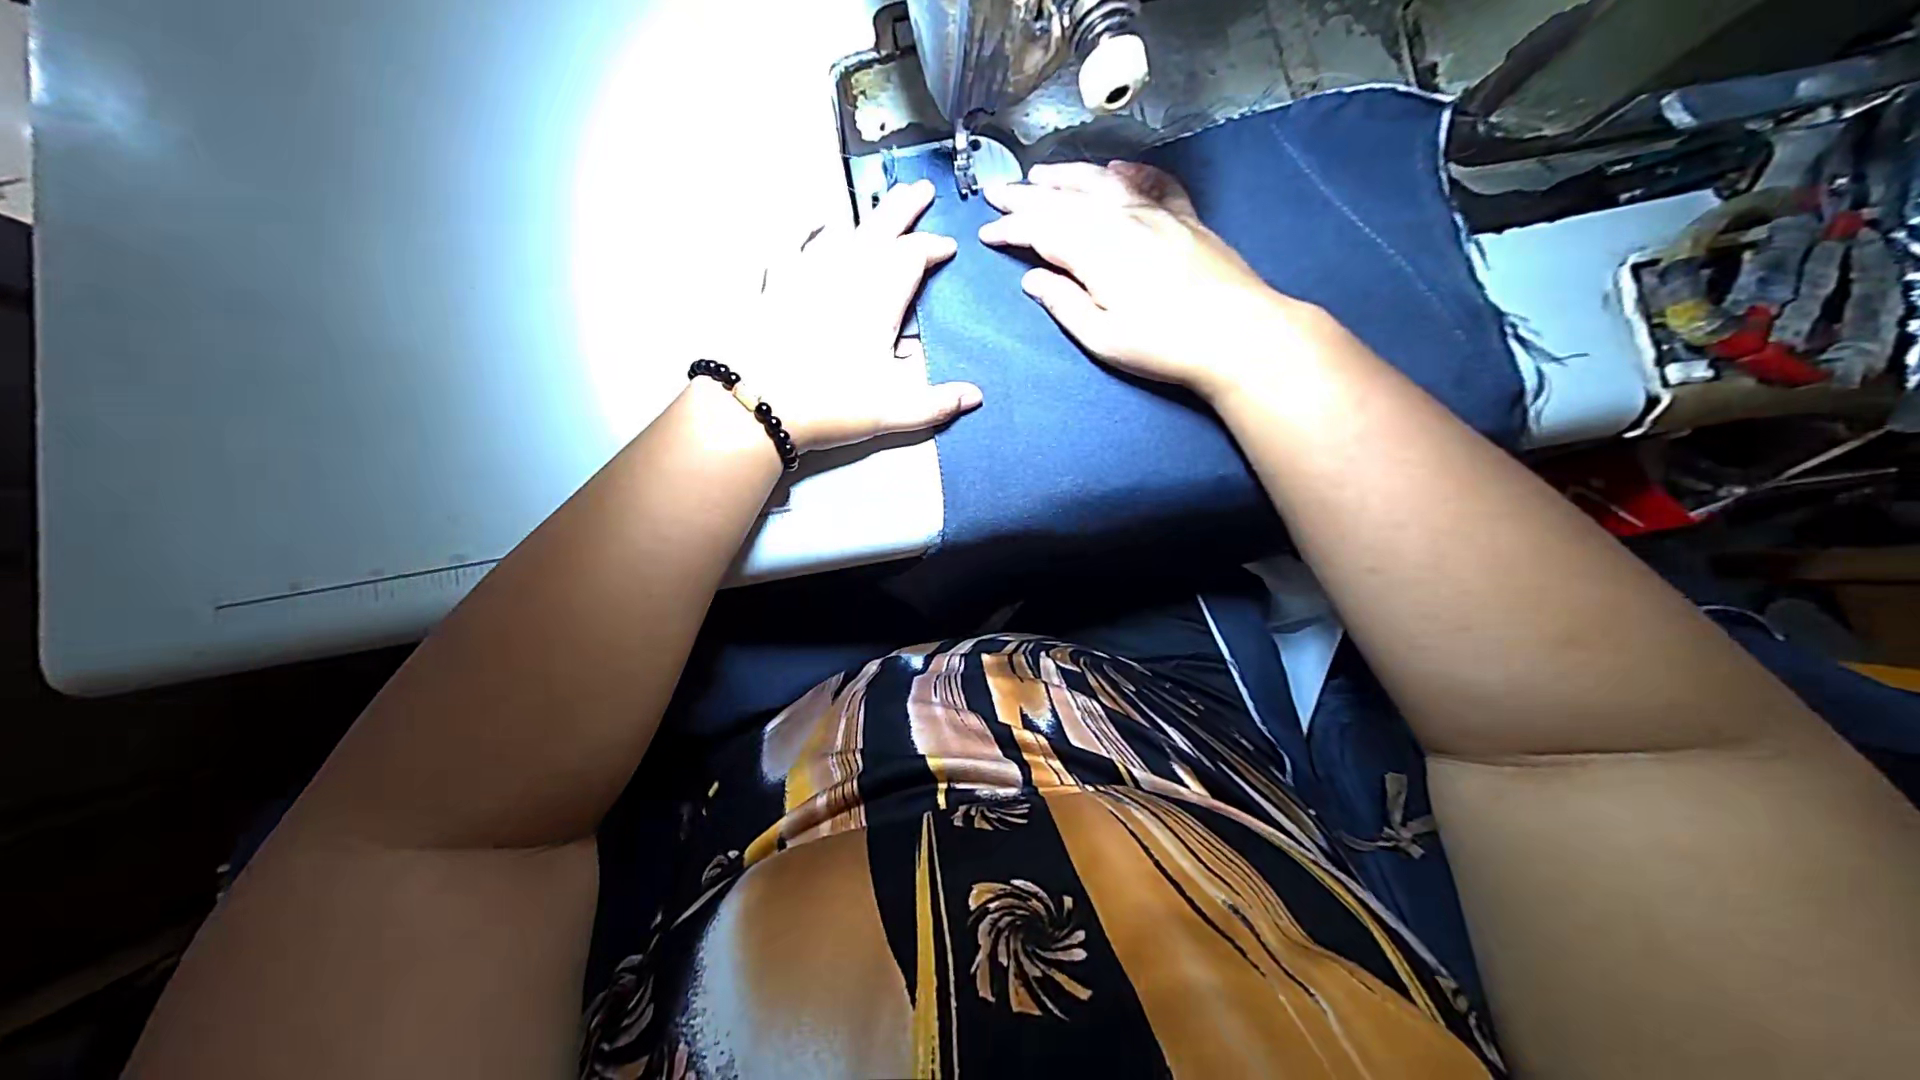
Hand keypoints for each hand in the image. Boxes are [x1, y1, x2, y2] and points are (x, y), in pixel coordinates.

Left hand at [728, 179, 982, 453]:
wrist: (756, 403)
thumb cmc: (829, 404)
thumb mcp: (893, 410)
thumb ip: (937, 402)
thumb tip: (973, 396)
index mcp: (878, 299)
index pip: (913, 256)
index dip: (933, 247)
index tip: (948, 248)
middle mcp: (844, 276)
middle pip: (880, 228)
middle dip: (904, 208)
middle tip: (921, 191)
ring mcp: (807, 276)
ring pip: (842, 232)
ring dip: (865, 217)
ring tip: (878, 208)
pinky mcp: (776, 286)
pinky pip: (793, 246)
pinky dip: (807, 231)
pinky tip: (812, 225)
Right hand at [979, 161, 1328, 400]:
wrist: (1238, 334)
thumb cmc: (1165, 345)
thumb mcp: (1103, 337)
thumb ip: (1064, 304)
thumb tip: (1033, 280)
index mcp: (1095, 251)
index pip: (1041, 230)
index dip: (1010, 229)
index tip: (987, 232)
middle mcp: (1121, 220)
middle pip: (1064, 199)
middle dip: (1026, 195)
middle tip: (997, 190)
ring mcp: (1156, 214)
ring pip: (1102, 183)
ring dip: (1067, 176)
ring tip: (1042, 173)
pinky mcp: (1185, 218)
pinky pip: (1153, 184)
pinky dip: (1129, 173)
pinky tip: (1117, 168)